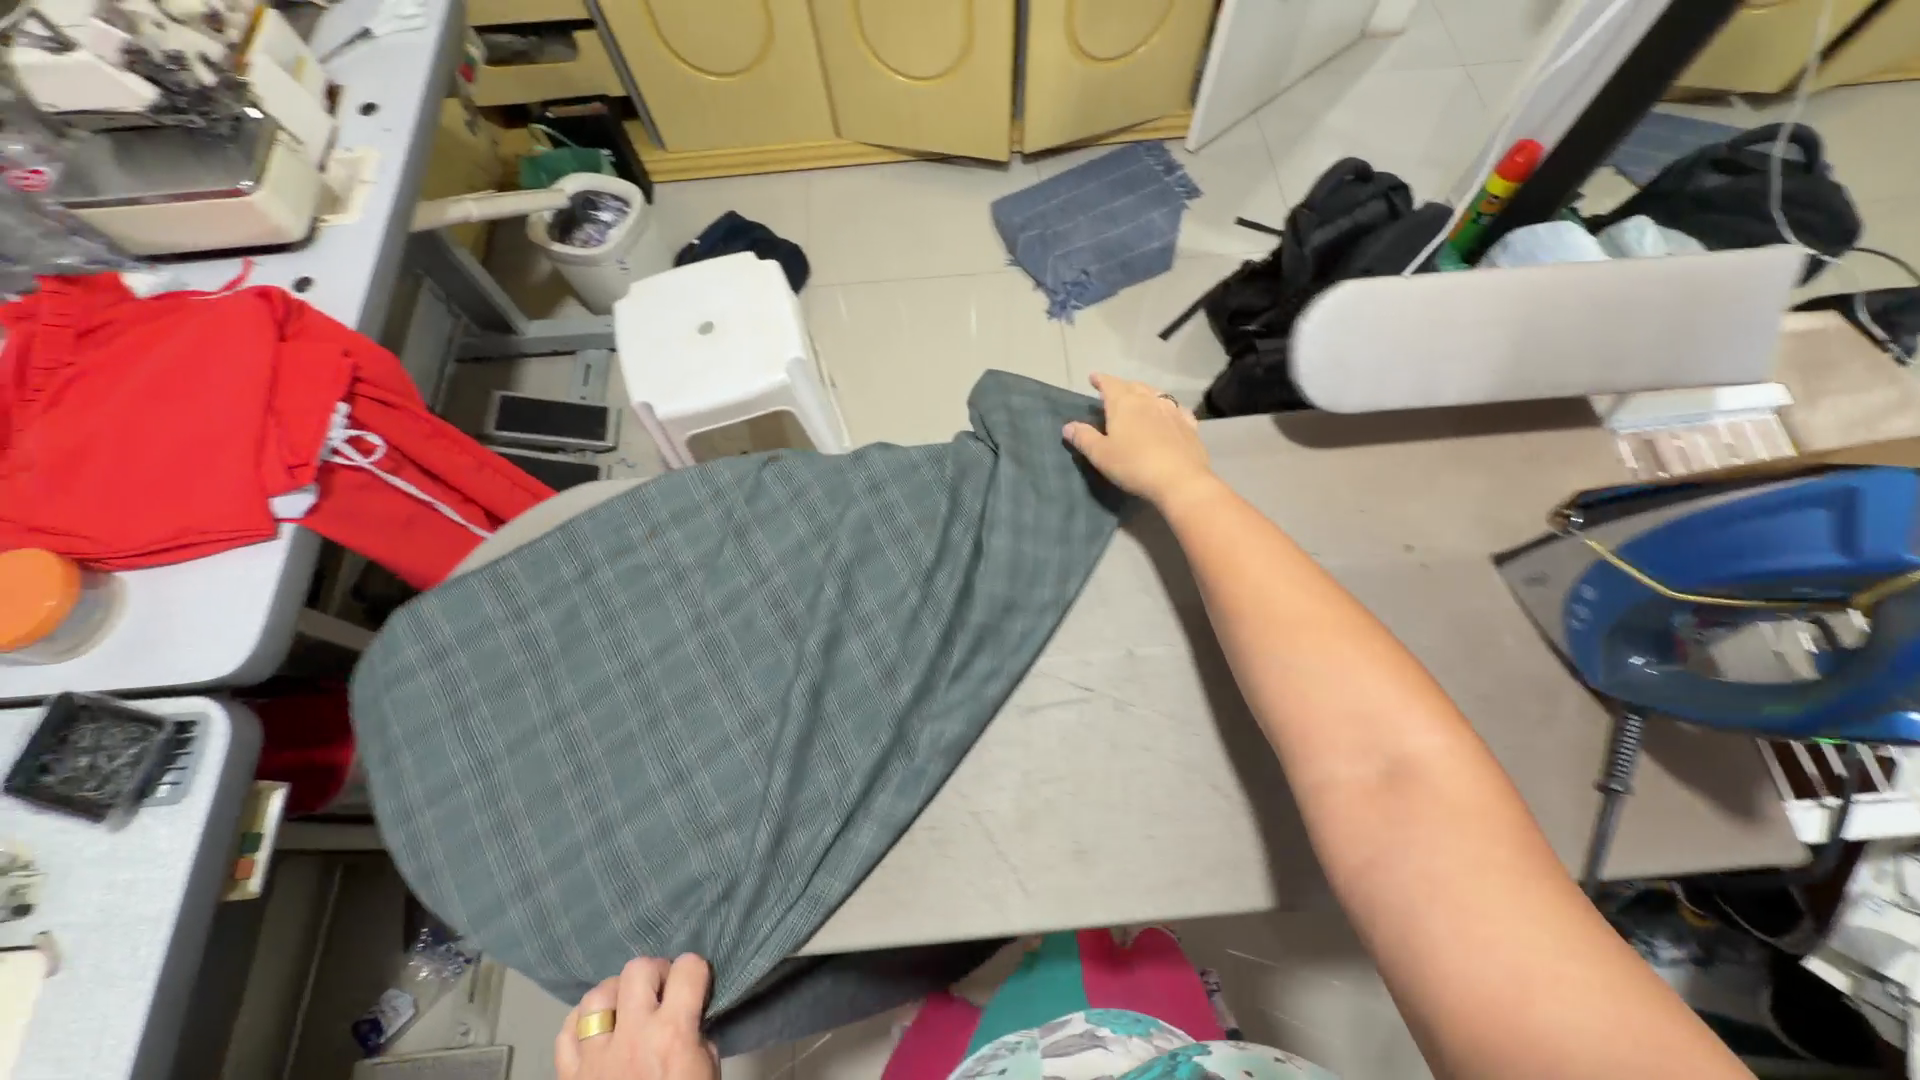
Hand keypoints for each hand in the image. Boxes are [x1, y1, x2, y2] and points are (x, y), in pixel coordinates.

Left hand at [556, 955, 718, 1079]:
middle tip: (662, 992)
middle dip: (655, 973)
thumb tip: (688, 1018)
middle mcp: (632, 1035)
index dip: (696, 971)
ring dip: (615, 995)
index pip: (688, 968)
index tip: (696, 984)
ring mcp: (595, 1056)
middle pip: (638, 969)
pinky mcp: (569, 1077)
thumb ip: (697, 1039)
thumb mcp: (707, 1076)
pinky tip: (597, 1031)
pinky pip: (566, 1032)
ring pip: (596, 994)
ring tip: (626, 1008)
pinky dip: (581, 1024)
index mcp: (673, 1034)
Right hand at [1063, 374, 1214, 507]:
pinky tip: (1169, 413)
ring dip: (1145, 392)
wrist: (1180, 479)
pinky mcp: (1189, 425)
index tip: (1093, 378)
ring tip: (1140, 398)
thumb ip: (1084, 438)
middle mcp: (1148, 400)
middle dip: (1122, 386)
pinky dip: (1168, 407)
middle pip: (1133, 386)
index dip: (1100, 380)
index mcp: (1124, 403)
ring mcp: (1171, 410)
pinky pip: (1176, 409)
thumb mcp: (1101, 454)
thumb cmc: (1134, 465)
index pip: (1109, 384)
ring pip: (1156, 394)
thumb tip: (1068, 426)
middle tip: (1114, 391)